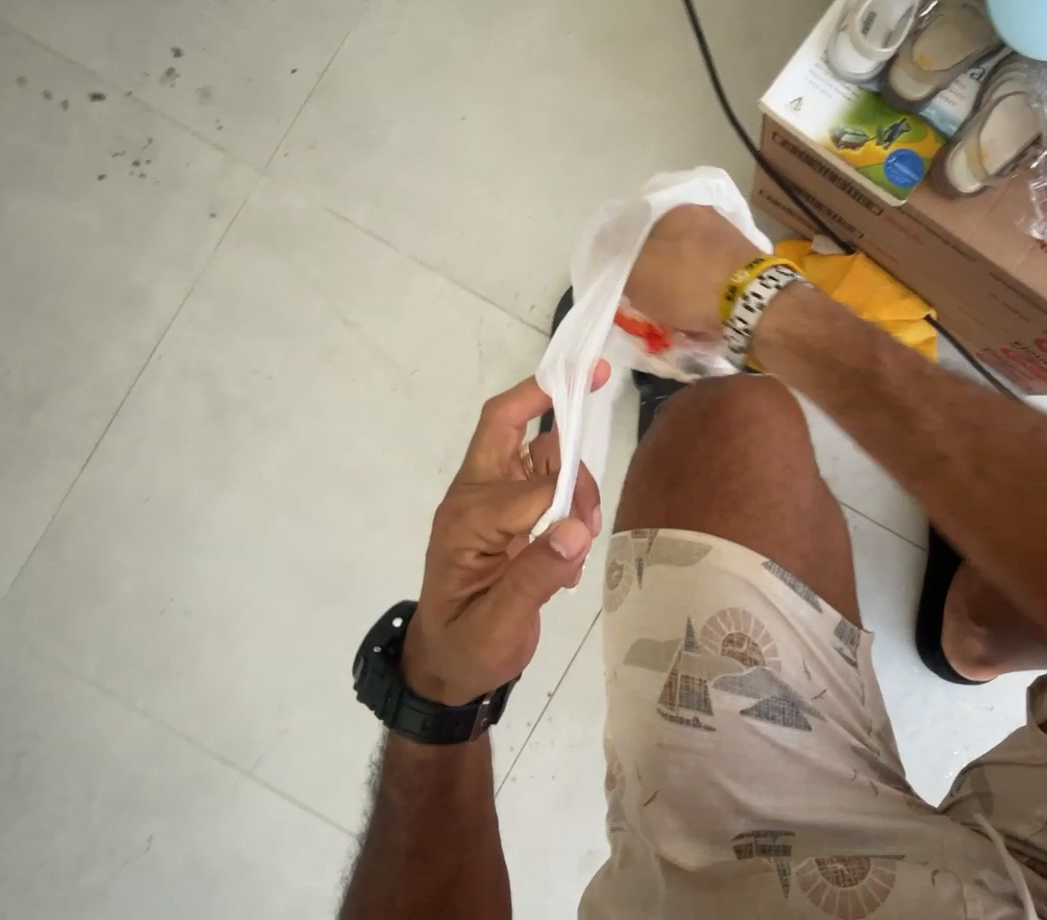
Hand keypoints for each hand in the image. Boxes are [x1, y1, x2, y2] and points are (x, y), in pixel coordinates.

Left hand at [404, 365, 610, 706]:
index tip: (586, 528)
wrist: (448, 669)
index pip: (527, 485)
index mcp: (467, 518)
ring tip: (587, 529)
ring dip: (575, 475)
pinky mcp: (512, 512)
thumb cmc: (468, 648)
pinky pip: (548, 478)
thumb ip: (535, 577)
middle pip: (507, 424)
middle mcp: (477, 496)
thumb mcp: (498, 625)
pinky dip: (573, 494)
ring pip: (541, 452)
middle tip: (598, 375)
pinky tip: (575, 542)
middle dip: (549, 394)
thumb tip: (577, 530)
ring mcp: (494, 501)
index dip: (565, 497)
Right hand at [624, 206, 764, 335]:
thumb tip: (618, 261)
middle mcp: (705, 216)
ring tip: (677, 314)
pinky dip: (705, 296)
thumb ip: (620, 264)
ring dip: (682, 288)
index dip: (629, 258)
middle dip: (659, 274)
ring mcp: (729, 239)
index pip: (639, 228)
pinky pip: (714, 280)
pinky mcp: (747, 264)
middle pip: (668, 248)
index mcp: (675, 209)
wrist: (751, 304)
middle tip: (652, 301)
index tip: (629, 283)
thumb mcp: (635, 276)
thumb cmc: (687, 284)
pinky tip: (701, 315)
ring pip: (692, 266)